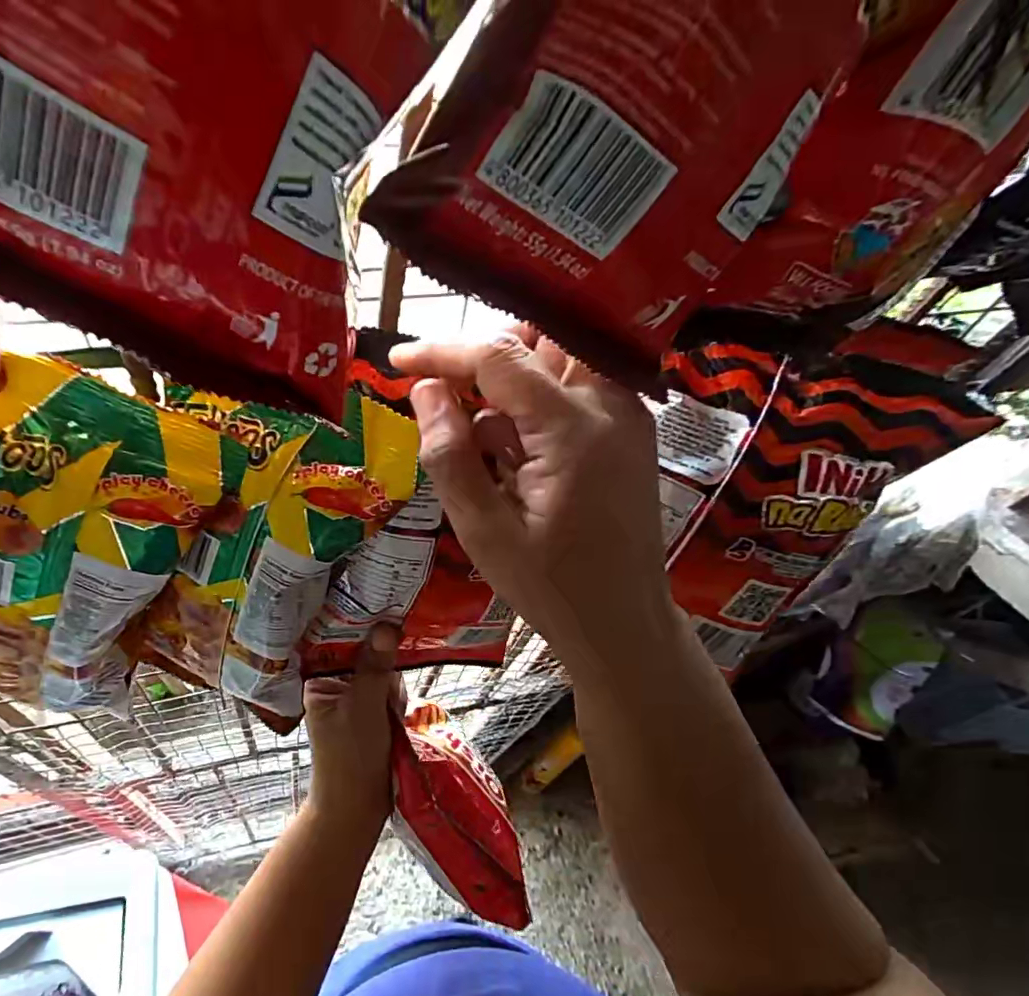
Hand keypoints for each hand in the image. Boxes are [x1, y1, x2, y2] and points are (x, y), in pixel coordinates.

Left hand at [301, 624, 403, 832]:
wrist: (358, 807)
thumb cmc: (352, 756)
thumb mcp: (364, 706)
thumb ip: (375, 667)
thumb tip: (386, 625)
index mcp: (319, 680)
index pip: (342, 643)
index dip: (365, 632)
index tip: (388, 617)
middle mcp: (333, 686)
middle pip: (368, 658)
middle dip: (384, 674)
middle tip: (389, 696)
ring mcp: (352, 701)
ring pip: (383, 677)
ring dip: (393, 693)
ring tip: (393, 715)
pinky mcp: (369, 715)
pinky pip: (389, 695)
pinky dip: (397, 705)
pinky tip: (398, 719)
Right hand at [391, 329, 671, 662]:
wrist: (624, 624)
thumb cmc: (550, 588)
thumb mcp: (483, 531)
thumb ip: (450, 456)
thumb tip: (425, 390)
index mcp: (572, 430)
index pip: (499, 359)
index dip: (442, 352)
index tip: (397, 359)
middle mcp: (611, 406)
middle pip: (543, 337)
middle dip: (487, 353)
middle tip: (445, 389)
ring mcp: (629, 416)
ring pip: (563, 355)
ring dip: (514, 376)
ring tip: (482, 436)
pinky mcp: (631, 431)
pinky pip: (579, 385)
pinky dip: (538, 399)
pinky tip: (517, 453)